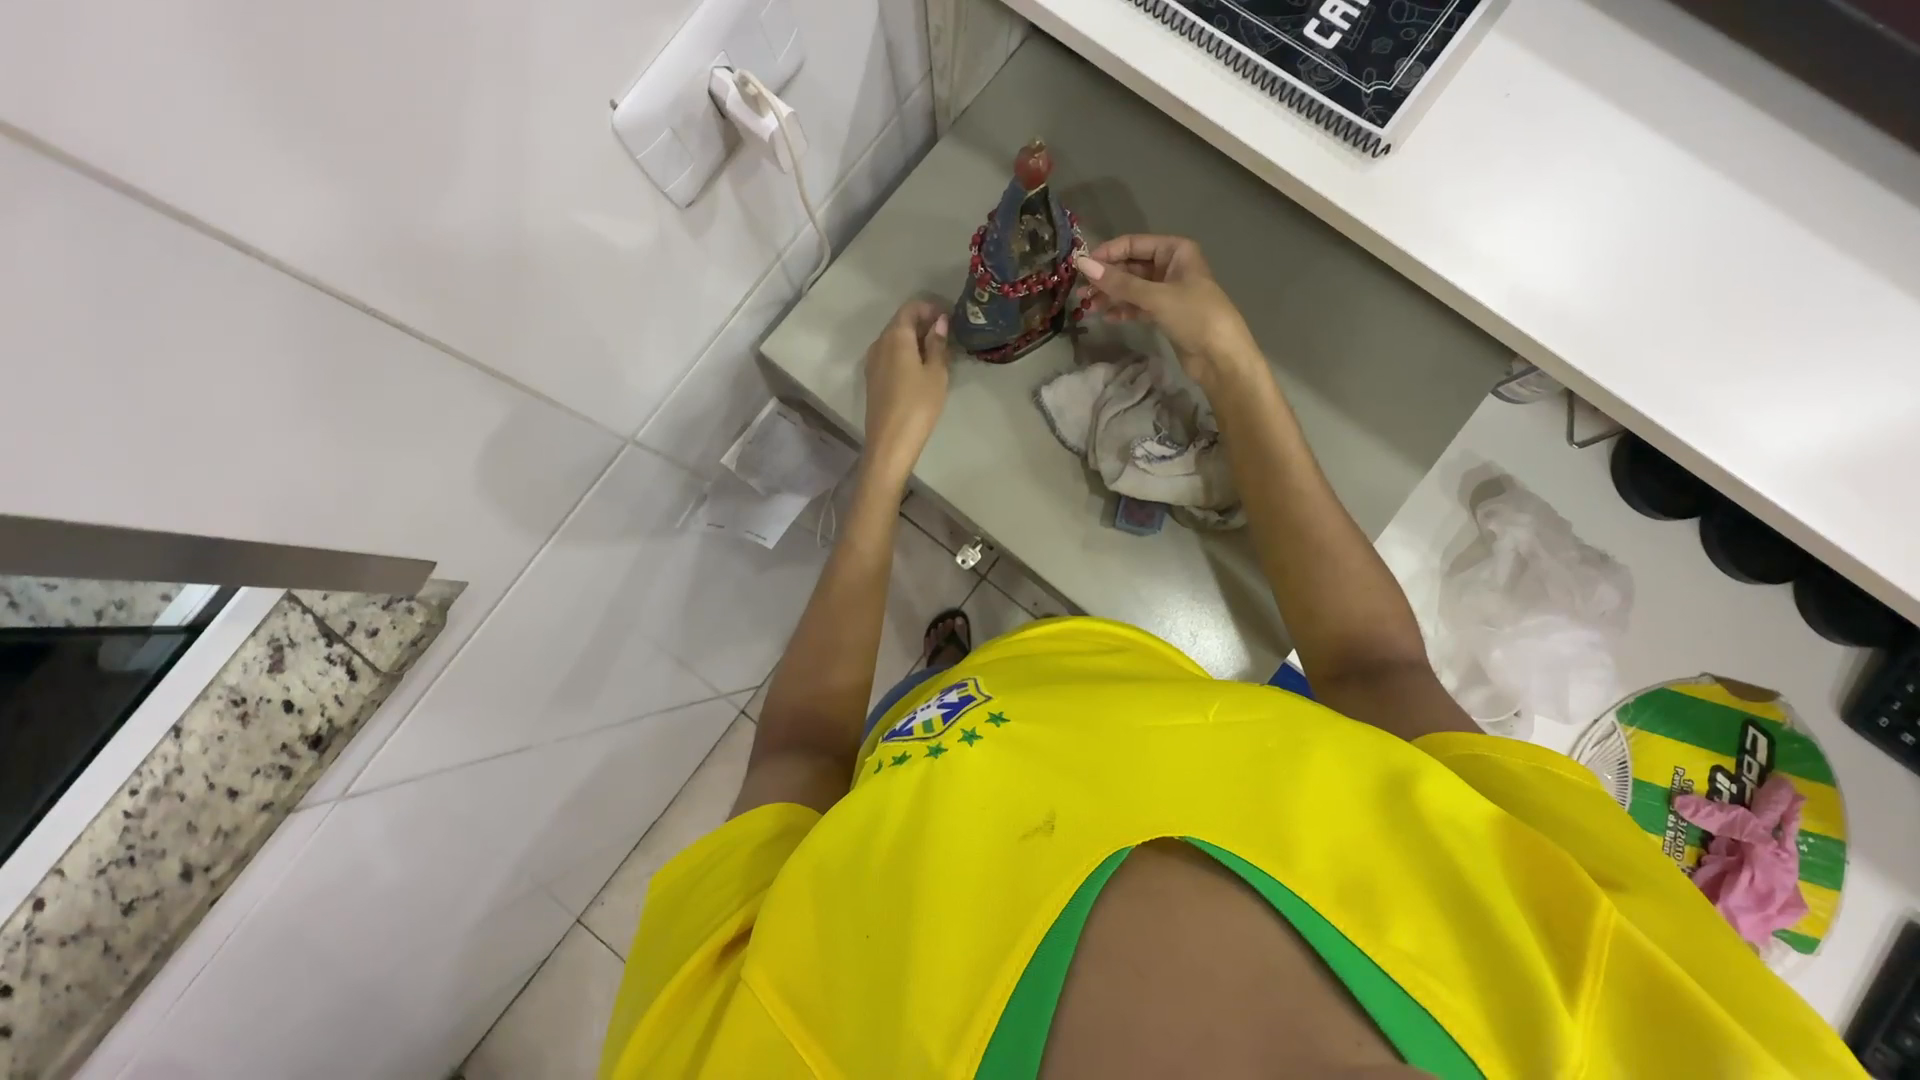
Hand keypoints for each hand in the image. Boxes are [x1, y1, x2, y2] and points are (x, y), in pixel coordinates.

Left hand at [862, 298, 951, 479]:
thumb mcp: (936, 373)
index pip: (911, 308)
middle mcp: (879, 343)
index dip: (931, 308)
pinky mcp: (873, 379)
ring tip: (938, 352)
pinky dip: (906, 353)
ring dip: (915, 339)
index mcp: (895, 337)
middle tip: (948, 335)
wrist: (890, 443)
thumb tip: (940, 322)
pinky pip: (890, 356)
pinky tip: (921, 368)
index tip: (950, 318)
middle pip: (901, 322)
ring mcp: (872, 362)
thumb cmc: (918, 405)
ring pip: (895, 340)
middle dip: (923, 323)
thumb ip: (937, 344)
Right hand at [1075, 235, 1260, 385]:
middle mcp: (1171, 266)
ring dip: (1110, 296)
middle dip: (1106, 279)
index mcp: (1175, 251)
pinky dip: (1122, 310)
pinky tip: (1106, 317)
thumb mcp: (1156, 296)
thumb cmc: (1195, 316)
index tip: (1081, 267)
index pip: (1133, 244)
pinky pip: (1137, 305)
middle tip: (1080, 293)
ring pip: (1131, 288)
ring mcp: (1167, 290)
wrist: (1221, 356)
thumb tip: (1083, 265)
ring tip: (1087, 308)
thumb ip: (1119, 283)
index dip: (1107, 254)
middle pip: (1130, 266)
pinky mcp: (1164, 313)